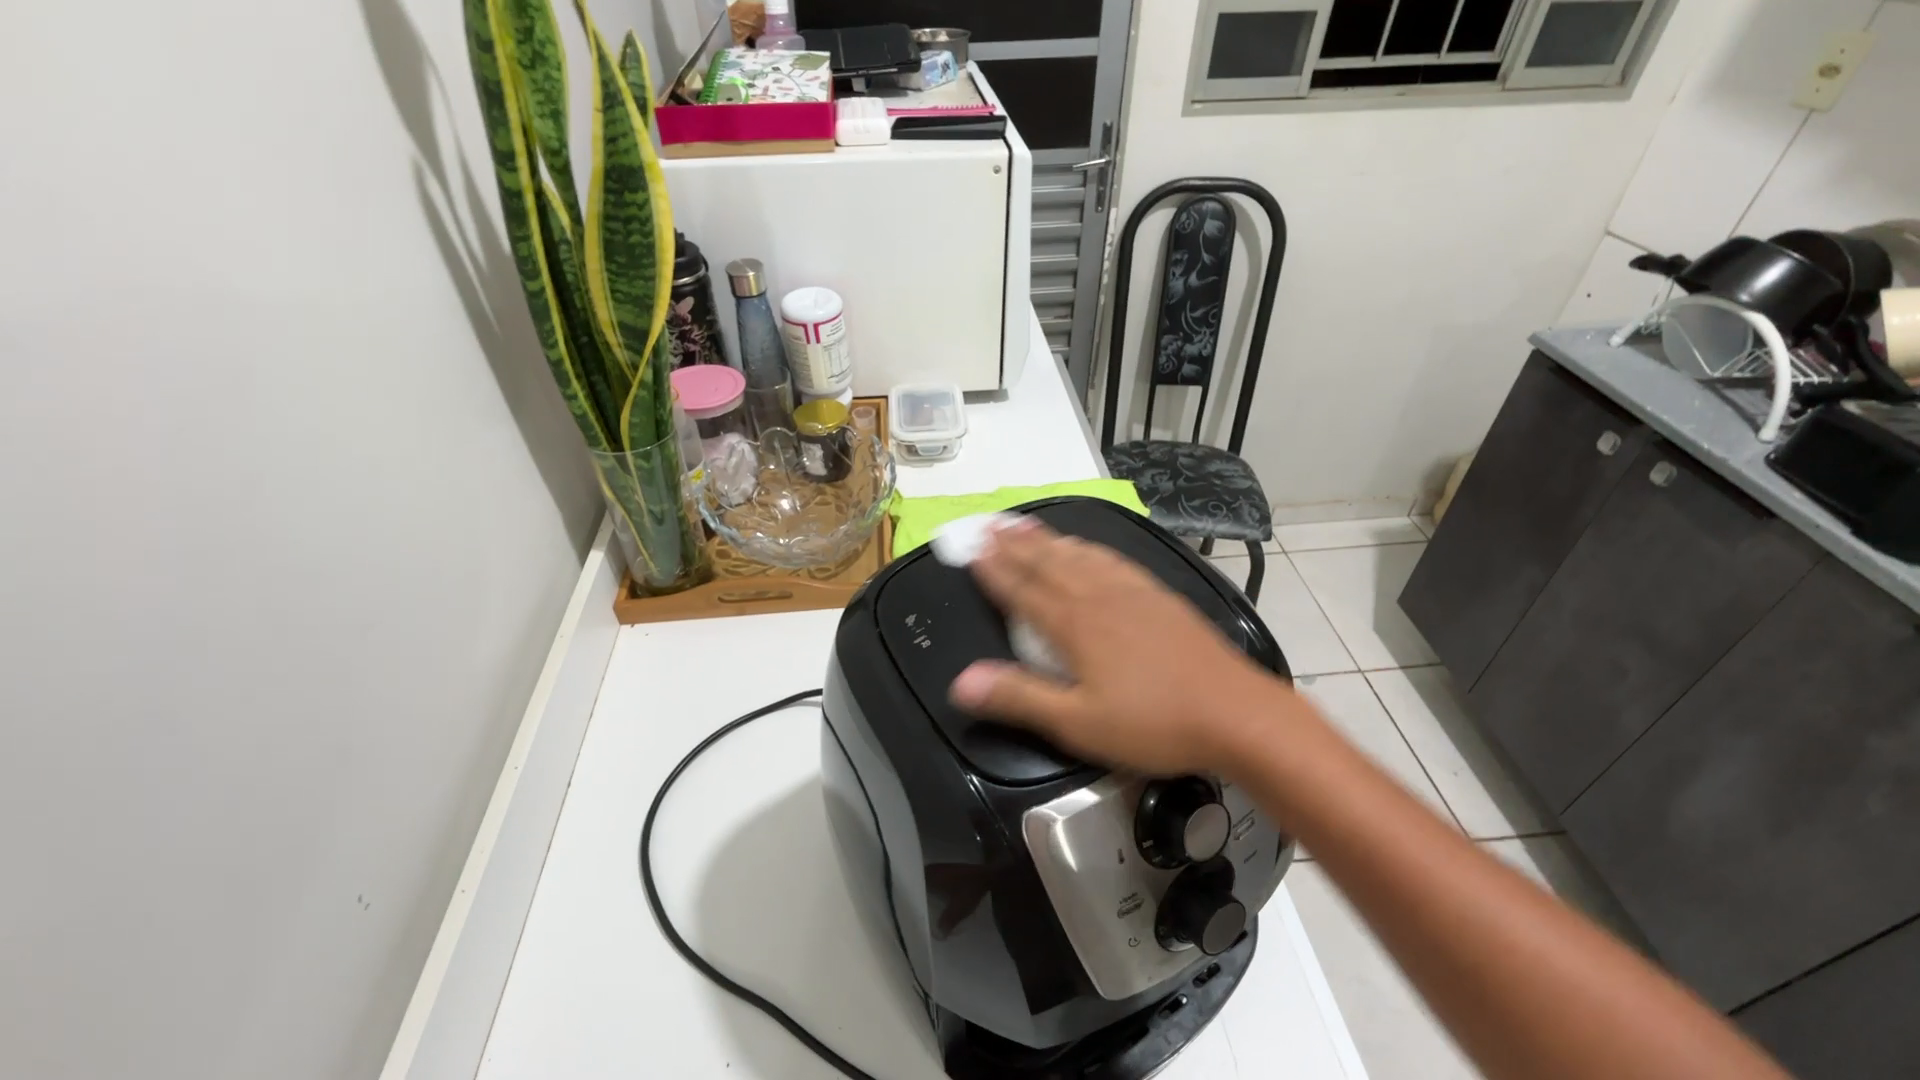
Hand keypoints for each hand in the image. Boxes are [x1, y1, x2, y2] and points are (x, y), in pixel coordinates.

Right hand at [947, 518, 1283, 774]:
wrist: (1236, 713)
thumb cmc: (1152, 724)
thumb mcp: (1077, 723)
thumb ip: (1019, 697)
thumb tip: (960, 681)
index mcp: (1074, 625)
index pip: (1023, 591)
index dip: (994, 570)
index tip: (970, 549)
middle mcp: (1099, 597)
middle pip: (1048, 564)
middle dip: (1015, 546)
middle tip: (988, 526)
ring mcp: (1134, 593)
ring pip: (1081, 556)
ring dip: (1049, 540)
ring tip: (1027, 526)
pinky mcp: (1161, 597)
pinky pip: (1114, 561)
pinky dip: (1090, 549)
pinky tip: (1089, 548)